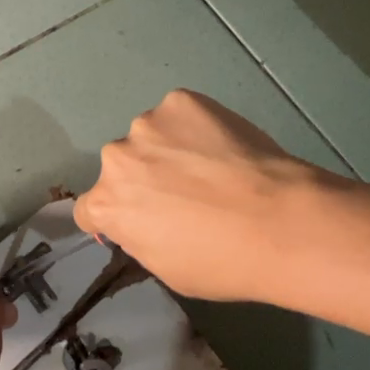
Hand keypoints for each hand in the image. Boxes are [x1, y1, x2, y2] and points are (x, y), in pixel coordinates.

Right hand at [75, 89, 331, 301]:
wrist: (279, 221)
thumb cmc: (223, 261)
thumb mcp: (168, 269)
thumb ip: (140, 238)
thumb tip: (142, 221)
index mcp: (108, 202)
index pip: (90, 208)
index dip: (115, 215)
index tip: (142, 220)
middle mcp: (116, 156)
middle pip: (124, 166)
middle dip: (145, 177)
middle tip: (187, 193)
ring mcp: (148, 122)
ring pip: (152, 136)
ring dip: (169, 148)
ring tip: (213, 167)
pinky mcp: (180, 100)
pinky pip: (179, 114)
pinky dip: (195, 126)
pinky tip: (224, 146)